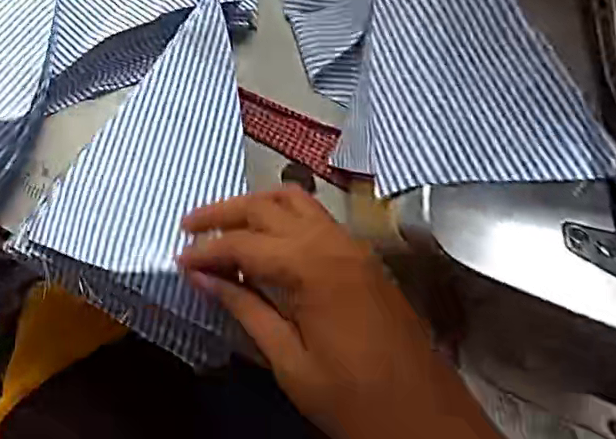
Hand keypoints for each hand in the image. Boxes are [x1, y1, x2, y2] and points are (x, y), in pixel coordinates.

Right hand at [178, 188, 490, 438]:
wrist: (435, 428)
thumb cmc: (357, 403)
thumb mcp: (292, 364)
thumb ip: (245, 310)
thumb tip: (201, 278)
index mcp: (309, 266)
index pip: (242, 244)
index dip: (206, 251)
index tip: (180, 261)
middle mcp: (329, 241)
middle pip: (263, 207)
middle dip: (222, 214)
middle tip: (190, 228)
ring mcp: (350, 244)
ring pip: (290, 199)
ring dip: (253, 205)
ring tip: (225, 224)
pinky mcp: (362, 255)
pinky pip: (314, 214)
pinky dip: (282, 213)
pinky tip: (268, 236)